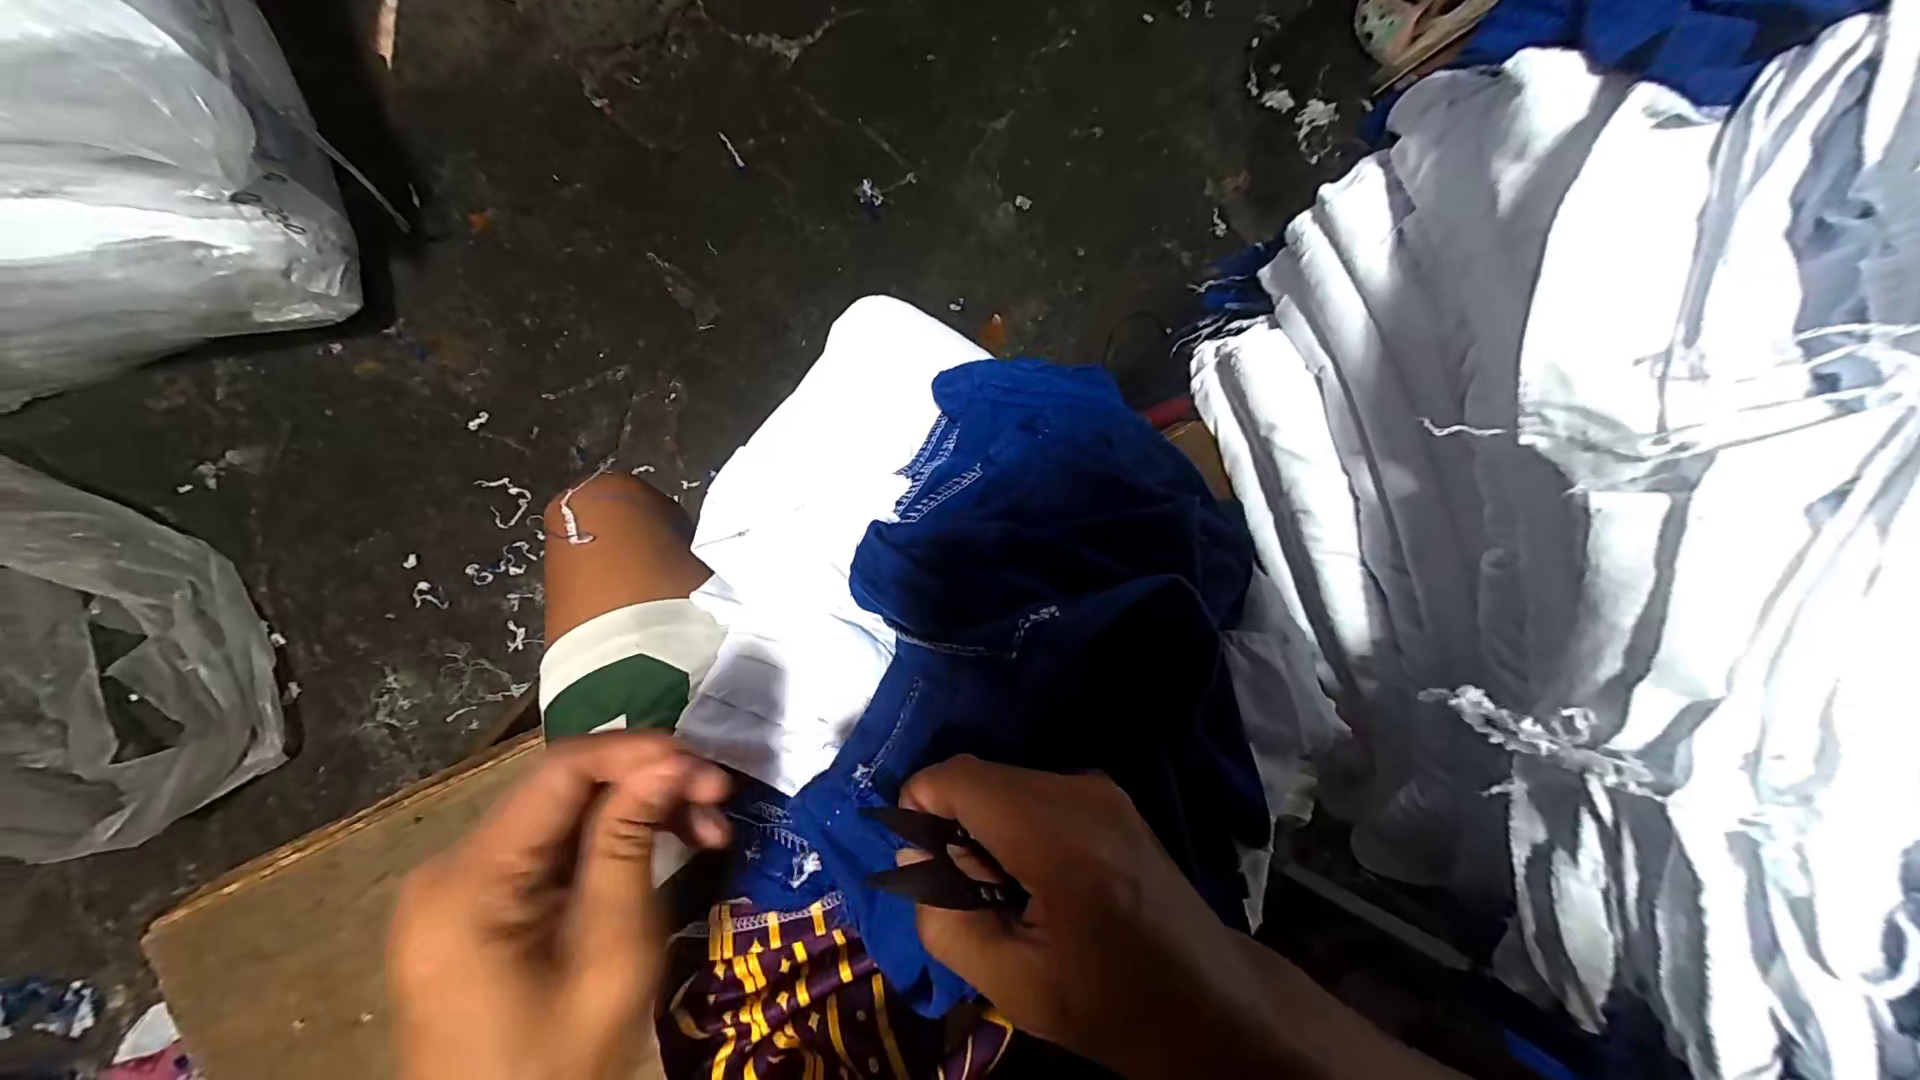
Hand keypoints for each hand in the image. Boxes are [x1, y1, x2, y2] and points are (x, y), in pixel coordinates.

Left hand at [388, 734, 731, 1079]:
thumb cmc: (561, 1064)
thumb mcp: (612, 949)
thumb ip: (631, 842)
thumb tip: (671, 761)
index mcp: (467, 881)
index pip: (560, 771)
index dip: (637, 752)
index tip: (703, 764)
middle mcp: (453, 865)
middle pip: (566, 786)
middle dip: (650, 781)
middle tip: (718, 795)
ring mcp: (465, 881)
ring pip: (571, 808)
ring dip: (644, 808)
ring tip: (710, 828)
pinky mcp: (485, 898)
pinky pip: (561, 841)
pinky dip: (619, 836)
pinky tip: (670, 845)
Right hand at [899, 756, 1461, 1079]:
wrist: (1210, 998)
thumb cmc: (1112, 1001)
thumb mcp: (1013, 984)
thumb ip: (945, 918)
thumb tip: (914, 857)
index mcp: (1055, 835)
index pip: (959, 776)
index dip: (919, 802)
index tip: (913, 851)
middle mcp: (1078, 790)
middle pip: (981, 776)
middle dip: (952, 819)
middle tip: (960, 884)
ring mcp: (1099, 786)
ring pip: (1006, 780)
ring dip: (984, 820)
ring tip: (1000, 884)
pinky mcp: (1108, 794)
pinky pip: (1035, 789)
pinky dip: (1014, 817)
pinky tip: (1034, 871)